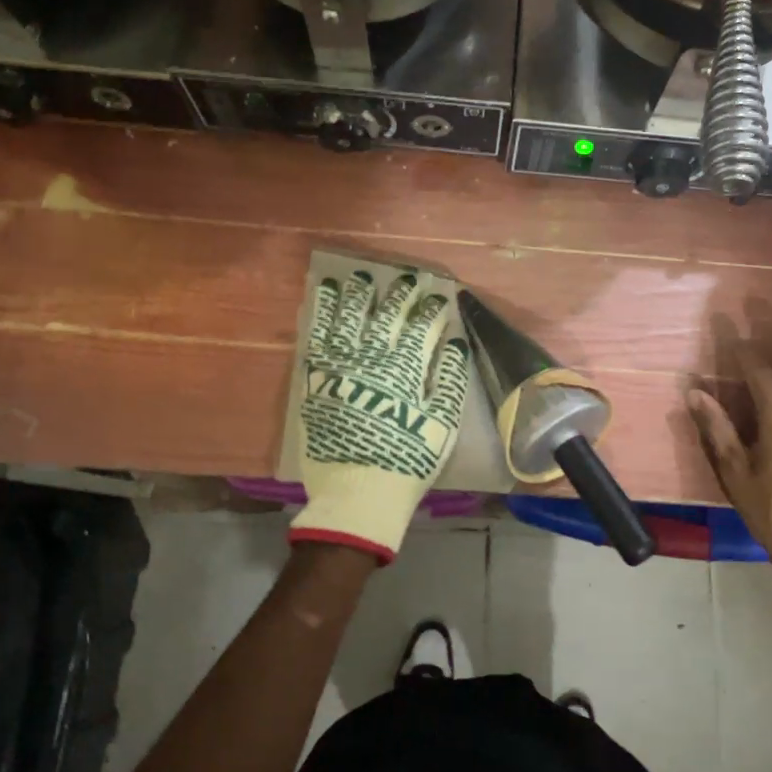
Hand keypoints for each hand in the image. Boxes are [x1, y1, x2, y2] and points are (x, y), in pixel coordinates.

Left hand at [291, 270, 471, 563]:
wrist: (358, 494)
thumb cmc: (407, 463)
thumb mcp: (442, 426)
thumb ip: (448, 381)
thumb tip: (454, 344)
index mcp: (406, 372)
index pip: (422, 329)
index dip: (431, 310)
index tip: (439, 295)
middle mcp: (372, 362)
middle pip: (387, 319)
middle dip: (399, 296)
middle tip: (407, 278)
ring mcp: (341, 369)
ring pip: (349, 321)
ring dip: (357, 297)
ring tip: (360, 278)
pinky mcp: (317, 381)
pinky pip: (318, 338)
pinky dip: (322, 315)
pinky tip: (326, 297)